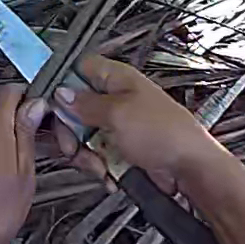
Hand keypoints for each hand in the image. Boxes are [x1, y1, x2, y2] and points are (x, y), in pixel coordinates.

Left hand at [0, 83, 46, 243]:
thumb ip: (27, 132)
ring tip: (24, 156)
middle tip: (42, 138)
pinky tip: (3, 167)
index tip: (45, 114)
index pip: (11, 89)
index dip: (31, 96)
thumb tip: (35, 103)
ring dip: (7, 130)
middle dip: (21, 115)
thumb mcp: (24, 172)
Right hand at [53, 56, 227, 186]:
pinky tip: (109, 174)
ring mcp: (119, 123)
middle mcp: (117, 97)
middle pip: (76, 107)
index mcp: (117, 78)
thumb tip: (61, 93)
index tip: (53, 107)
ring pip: (84, 134)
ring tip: (99, 165)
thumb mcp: (117, 114)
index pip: (78, 69)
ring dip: (86, 154)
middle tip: (74, 144)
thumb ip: (85, 104)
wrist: (190, 170)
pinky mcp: (122, 147)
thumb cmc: (165, 133)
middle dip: (71, 131)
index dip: (63, 86)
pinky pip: (97, 153)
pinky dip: (99, 166)